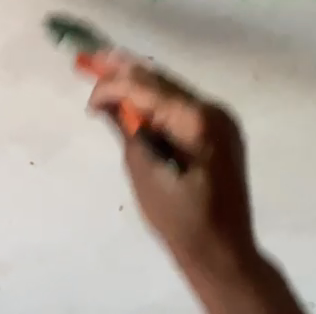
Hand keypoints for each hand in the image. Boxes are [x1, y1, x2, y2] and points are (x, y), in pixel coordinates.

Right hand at [89, 56, 257, 270]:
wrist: (225, 254)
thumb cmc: (181, 221)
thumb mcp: (144, 173)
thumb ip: (127, 129)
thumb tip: (106, 101)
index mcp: (197, 122)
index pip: (146, 88)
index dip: (113, 86)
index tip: (89, 101)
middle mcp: (213, 109)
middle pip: (160, 79)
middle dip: (124, 71)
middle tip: (91, 60)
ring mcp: (220, 117)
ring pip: (170, 86)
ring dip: (139, 81)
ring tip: (105, 68)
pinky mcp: (219, 127)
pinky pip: (180, 102)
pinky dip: (156, 96)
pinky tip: (134, 93)